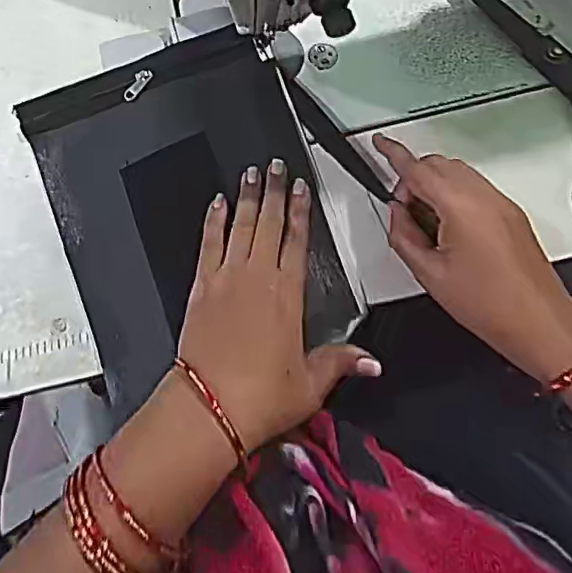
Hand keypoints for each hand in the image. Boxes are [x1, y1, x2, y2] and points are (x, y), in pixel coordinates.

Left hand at [176, 160, 379, 450]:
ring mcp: (227, 277)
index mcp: (287, 296)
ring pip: (240, 225)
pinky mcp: (202, 285)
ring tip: (251, 173)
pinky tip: (217, 203)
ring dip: (246, 197)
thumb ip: (340, 363)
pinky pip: (208, 243)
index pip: (297, 241)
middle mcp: (257, 278)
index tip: (300, 188)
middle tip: (276, 165)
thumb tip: (370, 360)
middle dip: (274, 190)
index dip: (299, 210)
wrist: (209, 407)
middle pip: (268, 222)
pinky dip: (213, 221)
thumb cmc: (260, 397)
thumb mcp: (311, 384)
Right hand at [372, 135, 571, 383]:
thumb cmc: (494, 306)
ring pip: (457, 172)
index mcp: (460, 207)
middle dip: (413, 178)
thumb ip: (402, 235)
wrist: (542, 326)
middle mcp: (484, 199)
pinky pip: (475, 187)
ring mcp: (501, 205)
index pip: (416, 168)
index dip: (392, 152)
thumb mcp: (429, 273)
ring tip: (426, 223)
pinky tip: (449, 228)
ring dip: (434, 185)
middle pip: (437, 164)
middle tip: (403, 208)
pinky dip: (455, 194)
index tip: (380, 142)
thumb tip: (396, 215)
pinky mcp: (511, 214)